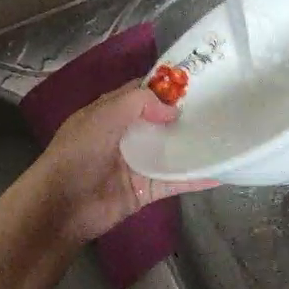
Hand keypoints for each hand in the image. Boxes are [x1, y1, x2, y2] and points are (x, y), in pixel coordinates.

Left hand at [29, 84, 216, 243]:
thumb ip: (137, 103)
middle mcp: (124, 136)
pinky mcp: (146, 190)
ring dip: (193, 145)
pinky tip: (220, 173)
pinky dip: (196, 178)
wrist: (62, 207)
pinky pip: (175, 182)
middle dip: (185, 115)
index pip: (140, 93)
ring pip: (171, 151)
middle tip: (220, 106)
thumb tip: (172, 109)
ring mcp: (137, 164)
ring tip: (226, 135)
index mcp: (108, 113)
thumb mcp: (102, 116)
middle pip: (160, 121)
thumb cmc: (77, 154)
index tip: (196, 82)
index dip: (165, 87)